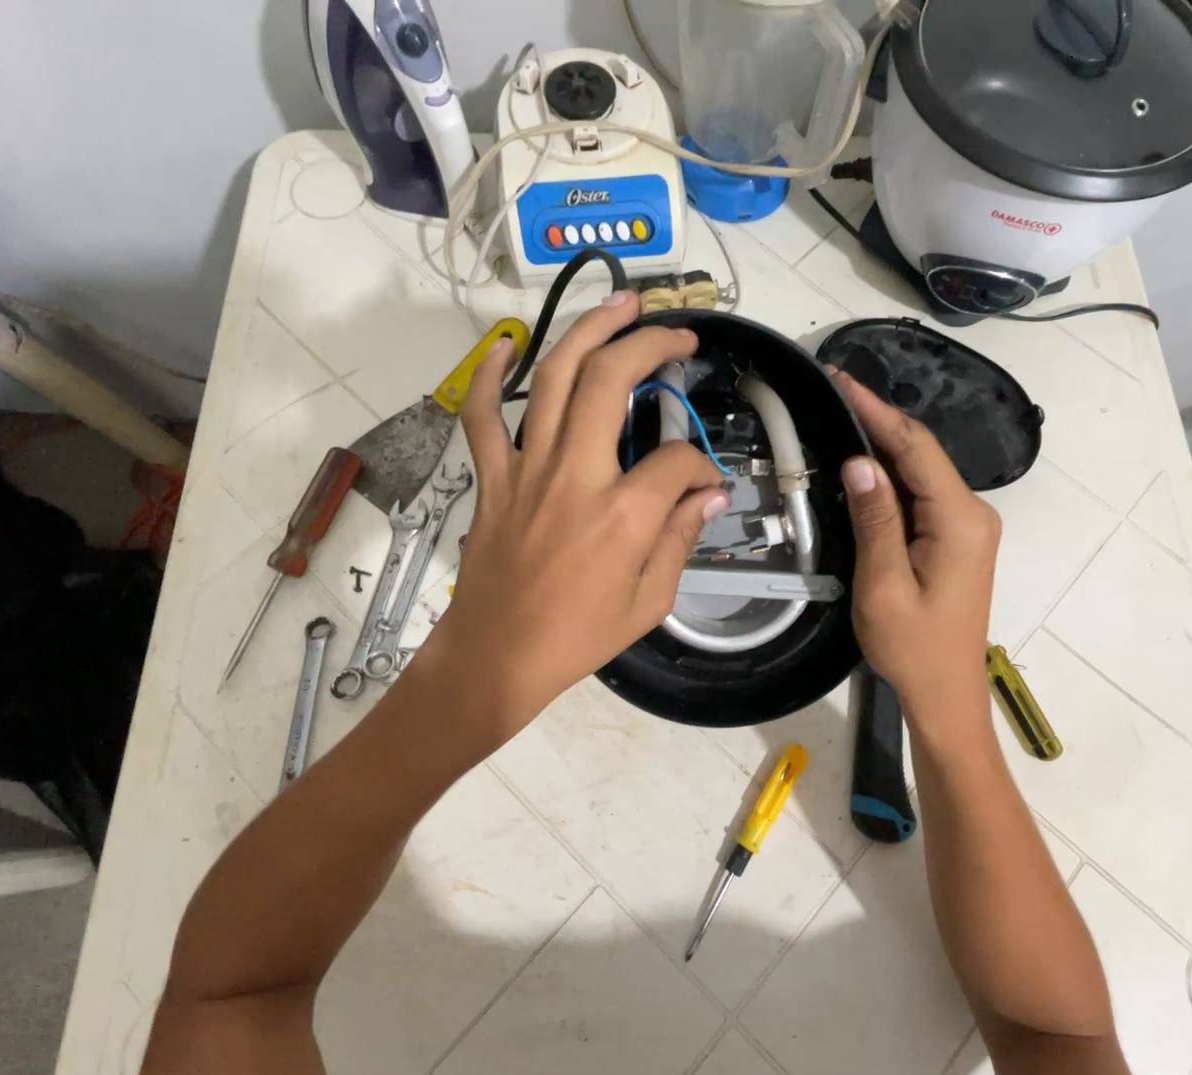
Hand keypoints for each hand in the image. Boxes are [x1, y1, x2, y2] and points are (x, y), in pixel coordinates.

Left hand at [424, 291, 729, 737]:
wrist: (497, 655)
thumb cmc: (578, 636)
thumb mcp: (650, 602)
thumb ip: (680, 539)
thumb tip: (708, 493)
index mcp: (622, 514)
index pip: (678, 460)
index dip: (702, 465)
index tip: (705, 482)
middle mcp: (575, 475)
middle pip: (612, 379)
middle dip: (651, 344)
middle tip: (678, 334)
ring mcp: (527, 468)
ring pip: (553, 377)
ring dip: (588, 330)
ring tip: (620, 302)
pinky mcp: (494, 476)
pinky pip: (483, 415)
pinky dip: (489, 374)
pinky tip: (506, 342)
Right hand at [832, 369, 999, 725]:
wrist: (945, 693)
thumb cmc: (913, 647)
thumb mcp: (883, 586)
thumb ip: (876, 520)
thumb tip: (860, 461)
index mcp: (959, 521)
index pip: (916, 448)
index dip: (878, 411)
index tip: (842, 380)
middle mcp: (972, 513)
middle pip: (922, 453)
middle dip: (879, 420)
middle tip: (833, 393)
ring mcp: (968, 525)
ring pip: (922, 471)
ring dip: (884, 446)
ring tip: (841, 416)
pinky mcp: (957, 538)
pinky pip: (923, 493)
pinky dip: (893, 475)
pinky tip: (864, 464)